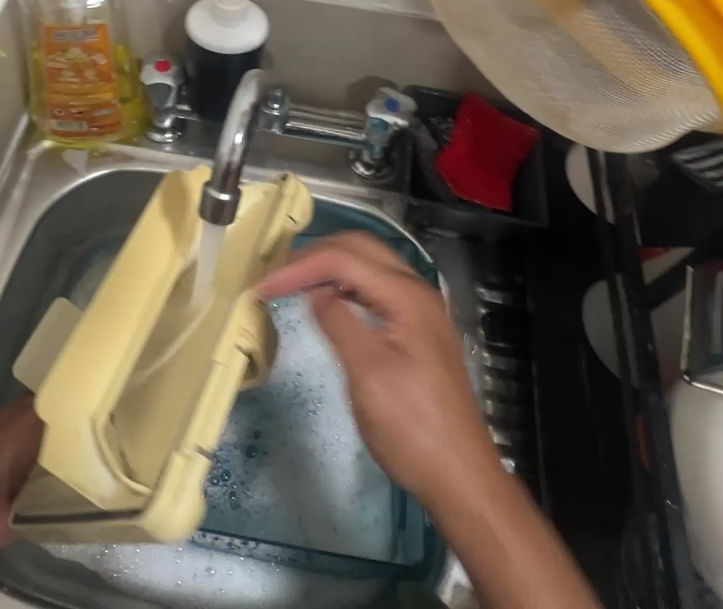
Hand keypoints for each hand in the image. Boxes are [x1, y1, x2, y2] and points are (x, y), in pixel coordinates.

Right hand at [257, 233, 499, 509]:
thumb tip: (314, 292)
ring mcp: (421, 309)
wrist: (459, 475)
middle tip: (276, 275)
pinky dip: (347, 284)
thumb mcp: (367, 373)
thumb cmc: (411, 427)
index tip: (263, 287)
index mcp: (406, 295)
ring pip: (370, 265)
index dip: (299, 267)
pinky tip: (328, 302)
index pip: (343, 259)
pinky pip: (377, 288)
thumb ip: (338, 322)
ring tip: (293, 283)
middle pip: (360, 248)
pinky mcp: (418, 328)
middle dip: (314, 254)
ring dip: (331, 266)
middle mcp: (417, 291)